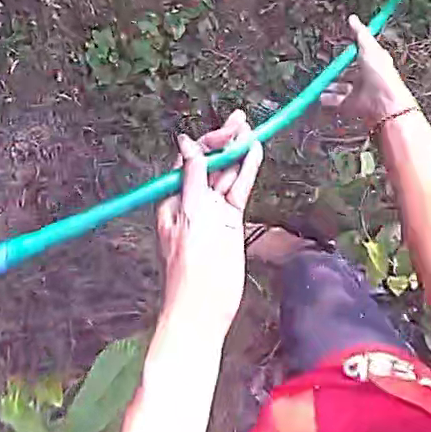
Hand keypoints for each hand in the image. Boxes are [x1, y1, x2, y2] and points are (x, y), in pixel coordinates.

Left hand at [154, 110, 261, 341]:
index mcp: (175, 198)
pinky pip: (238, 189)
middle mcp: (193, 200)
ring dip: (238, 151)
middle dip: (225, 139)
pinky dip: (247, 171)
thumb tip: (185, 143)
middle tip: (242, 119)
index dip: (208, 141)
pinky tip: (255, 153)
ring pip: (226, 173)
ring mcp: (213, 210)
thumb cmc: (191, 270)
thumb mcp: (192, 217)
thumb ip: (192, 177)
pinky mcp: (229, 221)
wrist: (203, 312)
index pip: (192, 158)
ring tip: (251, 130)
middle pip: (210, 162)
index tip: (226, 130)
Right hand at [318, 15, 419, 130]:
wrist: (384, 102)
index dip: (343, 53)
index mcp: (371, 62)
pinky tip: (321, 95)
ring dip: (328, 86)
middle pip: (345, 72)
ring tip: (319, 84)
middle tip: (323, 68)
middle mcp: (364, 77)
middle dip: (333, 71)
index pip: (355, 55)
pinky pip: (337, 101)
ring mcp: (358, 92)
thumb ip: (360, 33)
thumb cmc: (380, 73)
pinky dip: (328, 98)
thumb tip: (352, 18)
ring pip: (339, 87)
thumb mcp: (369, 48)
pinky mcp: (352, 106)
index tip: (330, 49)